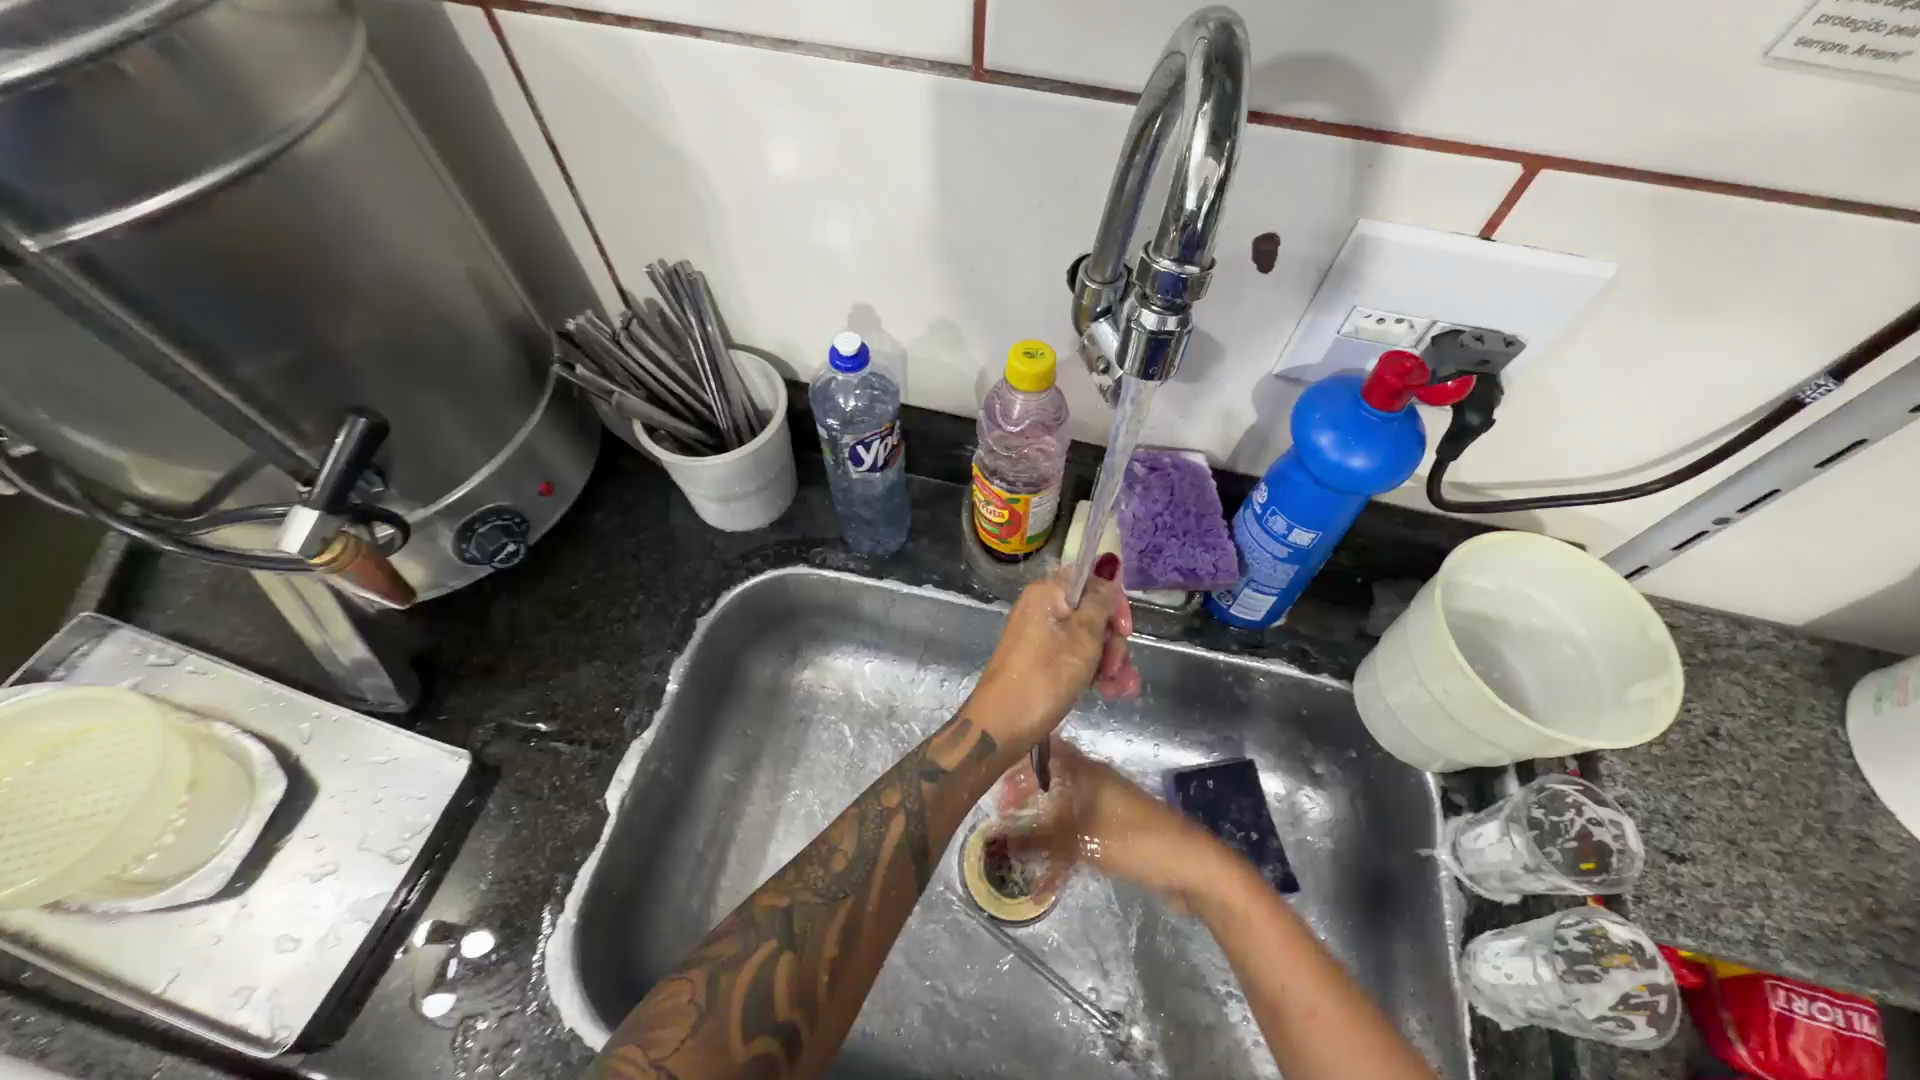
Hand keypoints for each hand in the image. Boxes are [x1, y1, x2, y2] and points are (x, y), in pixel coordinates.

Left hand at [968, 553, 1138, 743]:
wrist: (1002, 725)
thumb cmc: (1046, 677)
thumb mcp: (1083, 638)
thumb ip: (1100, 602)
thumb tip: (1109, 566)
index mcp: (1048, 593)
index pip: (1090, 579)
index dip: (1114, 603)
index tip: (1125, 630)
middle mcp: (1043, 609)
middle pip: (1092, 612)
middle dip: (1112, 641)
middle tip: (1116, 667)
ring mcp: (1041, 636)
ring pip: (1088, 639)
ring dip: (1109, 662)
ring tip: (1119, 689)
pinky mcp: (1042, 661)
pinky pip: (1075, 658)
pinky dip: (1094, 673)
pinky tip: (1111, 693)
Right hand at [1007, 738, 1234, 910]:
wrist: (1193, 869)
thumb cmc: (1136, 841)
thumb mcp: (1080, 841)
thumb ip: (1036, 840)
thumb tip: (994, 839)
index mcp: (1088, 772)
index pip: (1045, 750)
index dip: (1018, 761)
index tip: (993, 780)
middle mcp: (1094, 783)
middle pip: (1050, 782)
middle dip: (1024, 798)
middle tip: (999, 819)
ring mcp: (1106, 809)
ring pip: (1062, 812)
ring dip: (1039, 829)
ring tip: (1014, 850)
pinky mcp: (1114, 835)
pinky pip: (1077, 837)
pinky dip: (1059, 853)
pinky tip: (1044, 882)